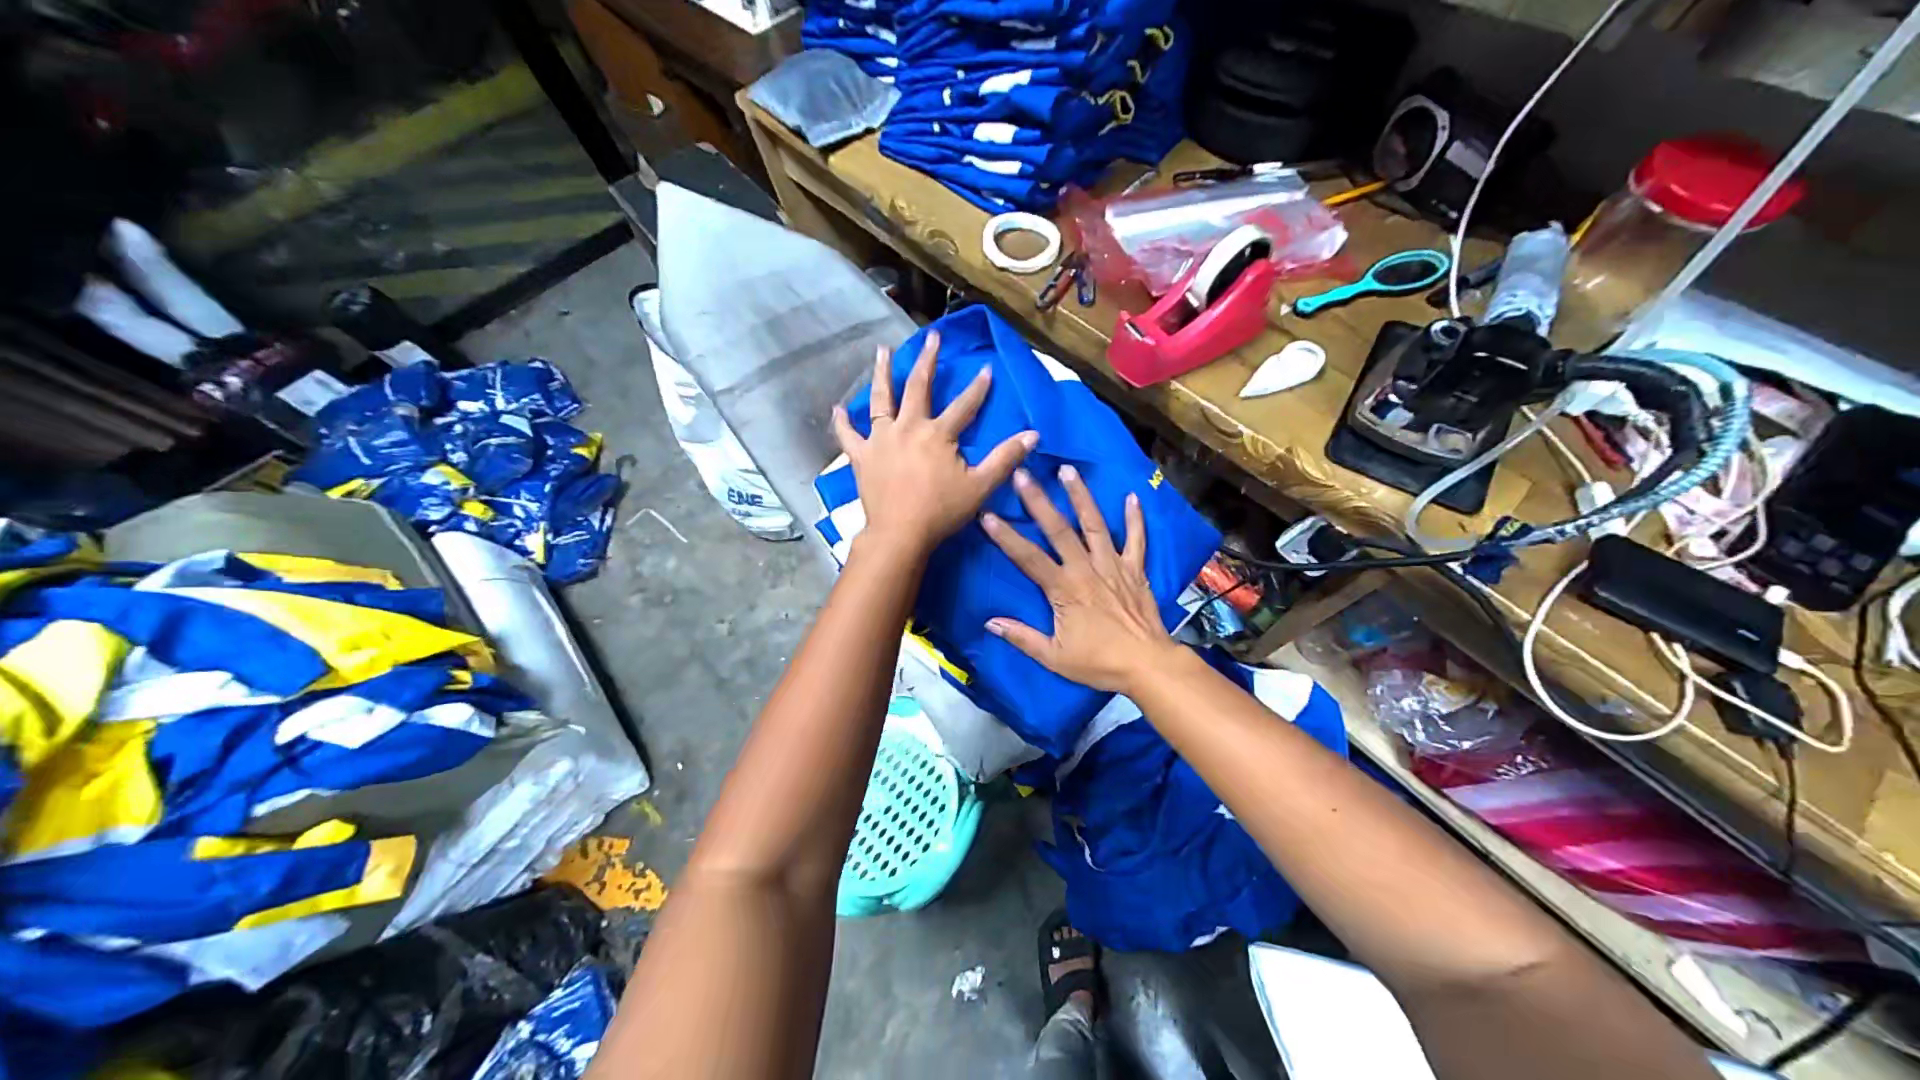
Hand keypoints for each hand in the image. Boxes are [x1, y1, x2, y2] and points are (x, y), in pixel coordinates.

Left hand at [831, 331, 1036, 559]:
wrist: (900, 533)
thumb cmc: (941, 511)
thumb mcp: (980, 486)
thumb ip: (1005, 458)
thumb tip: (1033, 435)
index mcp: (938, 434)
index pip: (964, 405)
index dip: (978, 387)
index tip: (987, 369)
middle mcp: (908, 427)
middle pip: (918, 387)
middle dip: (928, 360)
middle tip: (932, 337)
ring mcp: (881, 440)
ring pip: (880, 400)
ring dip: (882, 374)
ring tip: (883, 351)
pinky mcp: (861, 456)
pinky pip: (849, 435)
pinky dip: (842, 422)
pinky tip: (838, 409)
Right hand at [980, 465, 1183, 694]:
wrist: (1147, 665)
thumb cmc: (1098, 663)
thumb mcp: (1054, 657)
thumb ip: (1022, 637)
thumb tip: (989, 623)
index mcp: (1063, 589)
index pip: (1028, 558)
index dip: (1006, 536)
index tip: (987, 514)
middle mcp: (1086, 570)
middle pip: (1059, 530)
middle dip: (1039, 501)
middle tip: (1024, 473)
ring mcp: (1113, 566)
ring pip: (1095, 525)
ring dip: (1081, 496)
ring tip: (1068, 470)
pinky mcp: (1136, 570)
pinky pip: (1136, 540)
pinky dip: (1135, 519)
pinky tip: (1132, 496)